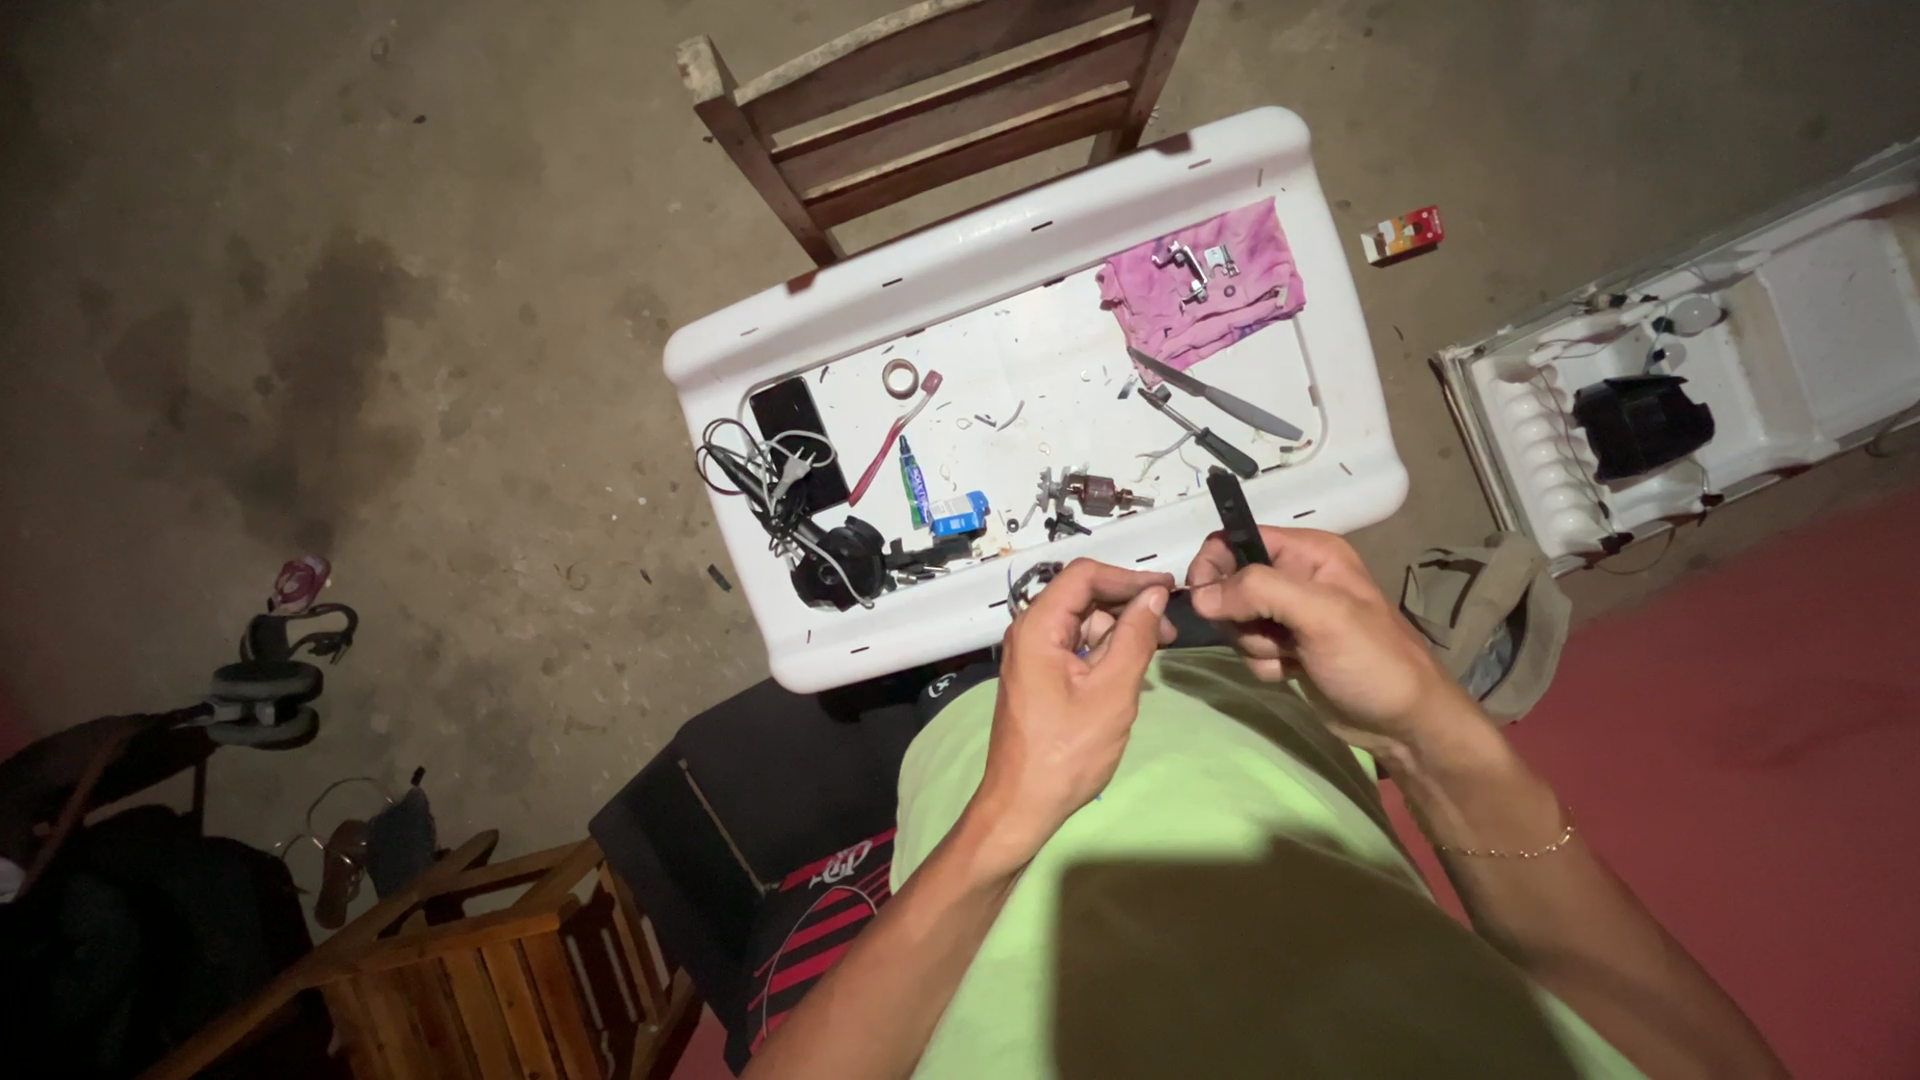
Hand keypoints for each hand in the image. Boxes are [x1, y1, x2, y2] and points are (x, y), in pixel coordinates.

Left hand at [969, 559, 1174, 873]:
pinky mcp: (1040, 674)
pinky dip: (1105, 652)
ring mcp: (1033, 654)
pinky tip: (1130, 669)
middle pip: (1083, 597)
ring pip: (1083, 623)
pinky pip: (1076, 647)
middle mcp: (1029, 631)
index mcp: (1037, 626)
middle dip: (1127, 606)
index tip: (1168, 589)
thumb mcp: (1112, 692)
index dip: (1128, 576)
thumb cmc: (1066, 751)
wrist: (1022, 803)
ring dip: (1120, 631)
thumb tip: (1154, 595)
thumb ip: (1135, 637)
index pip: (1084, 575)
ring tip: (1155, 654)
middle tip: (1170, 630)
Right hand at [1185, 528, 1475, 757]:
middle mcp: (1295, 575)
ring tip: (1290, 655)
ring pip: (1234, 619)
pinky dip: (1262, 662)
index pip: (1235, 540)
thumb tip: (1199, 597)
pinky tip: (1292, 671)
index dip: (1213, 566)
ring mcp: (1288, 613)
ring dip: (1253, 643)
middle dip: (1238, 615)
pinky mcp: (1285, 645)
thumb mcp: (1320, 615)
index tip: (1205, 601)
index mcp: (1307, 552)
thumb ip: (1258, 592)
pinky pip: (1247, 647)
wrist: (1402, 723)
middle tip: (1269, 633)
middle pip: (1227, 582)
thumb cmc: (1371, 659)